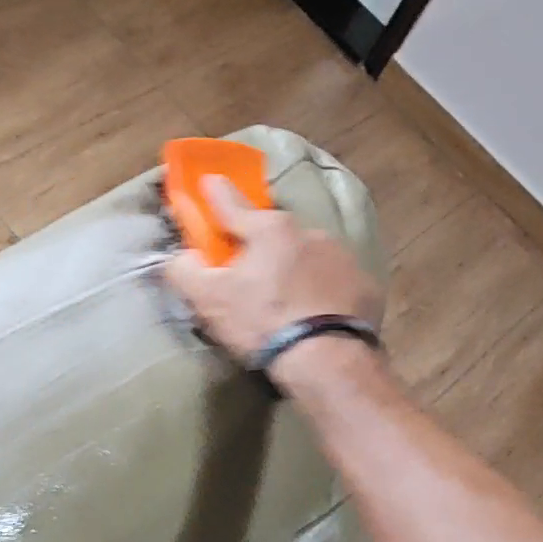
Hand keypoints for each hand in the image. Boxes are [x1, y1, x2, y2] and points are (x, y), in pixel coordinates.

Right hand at [164, 175, 383, 363]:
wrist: (327, 359)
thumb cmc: (262, 324)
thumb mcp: (209, 301)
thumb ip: (185, 273)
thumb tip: (178, 257)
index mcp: (268, 230)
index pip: (231, 204)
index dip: (215, 195)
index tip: (209, 182)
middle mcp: (308, 232)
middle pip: (274, 236)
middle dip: (262, 249)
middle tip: (254, 280)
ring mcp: (341, 257)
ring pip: (308, 258)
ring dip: (296, 272)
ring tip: (290, 305)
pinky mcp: (364, 285)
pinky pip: (336, 284)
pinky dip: (324, 294)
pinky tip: (317, 317)